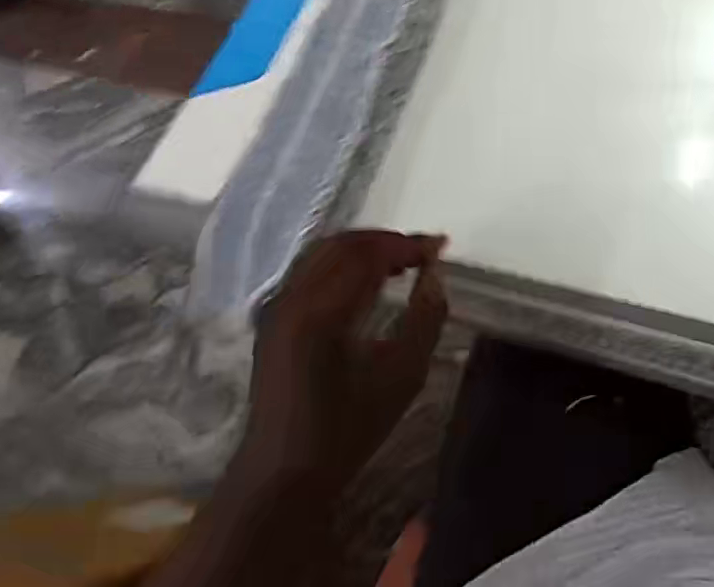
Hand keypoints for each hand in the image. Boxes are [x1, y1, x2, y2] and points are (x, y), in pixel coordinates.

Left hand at [239, 230, 448, 491]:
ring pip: (325, 251)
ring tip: (399, 261)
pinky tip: (365, 279)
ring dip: (364, 248)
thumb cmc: (346, 431)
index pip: (369, 254)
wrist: (282, 473)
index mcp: (322, 310)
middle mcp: (294, 295)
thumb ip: (424, 319)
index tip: (440, 246)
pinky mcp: (274, 315)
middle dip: (386, 241)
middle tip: (422, 252)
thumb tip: (435, 276)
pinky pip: (312, 267)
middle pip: (344, 243)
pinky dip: (343, 261)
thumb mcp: (401, 378)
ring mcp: (278, 303)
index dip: (407, 244)